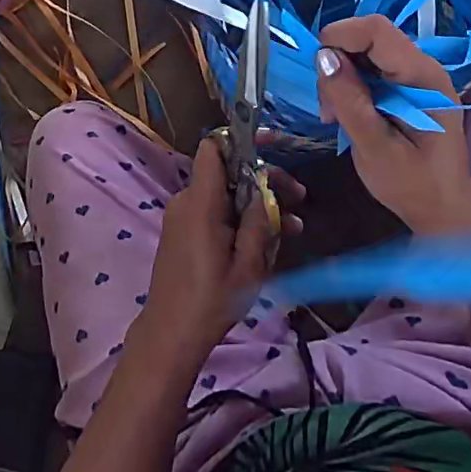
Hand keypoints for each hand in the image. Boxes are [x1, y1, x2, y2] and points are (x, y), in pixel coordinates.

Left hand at [140, 138, 302, 361]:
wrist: (170, 333)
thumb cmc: (211, 300)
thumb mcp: (248, 264)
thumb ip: (259, 221)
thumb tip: (264, 188)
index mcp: (200, 202)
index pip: (214, 148)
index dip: (242, 138)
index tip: (274, 144)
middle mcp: (188, 201)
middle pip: (228, 172)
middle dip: (264, 180)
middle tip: (299, 197)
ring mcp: (183, 216)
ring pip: (225, 195)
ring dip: (257, 205)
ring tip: (294, 228)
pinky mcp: (184, 231)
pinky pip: (215, 212)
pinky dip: (240, 218)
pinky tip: (268, 240)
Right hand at [315, 15, 470, 230]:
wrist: (444, 210)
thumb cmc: (414, 185)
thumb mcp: (376, 149)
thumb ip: (351, 102)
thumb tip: (324, 58)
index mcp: (423, 77)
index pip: (376, 30)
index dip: (339, 37)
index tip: (318, 71)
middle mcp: (420, 66)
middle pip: (366, 37)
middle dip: (336, 62)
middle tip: (328, 108)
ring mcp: (412, 75)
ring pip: (361, 51)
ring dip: (339, 76)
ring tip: (336, 117)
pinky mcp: (402, 85)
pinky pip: (366, 67)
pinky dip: (347, 85)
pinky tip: (346, 114)